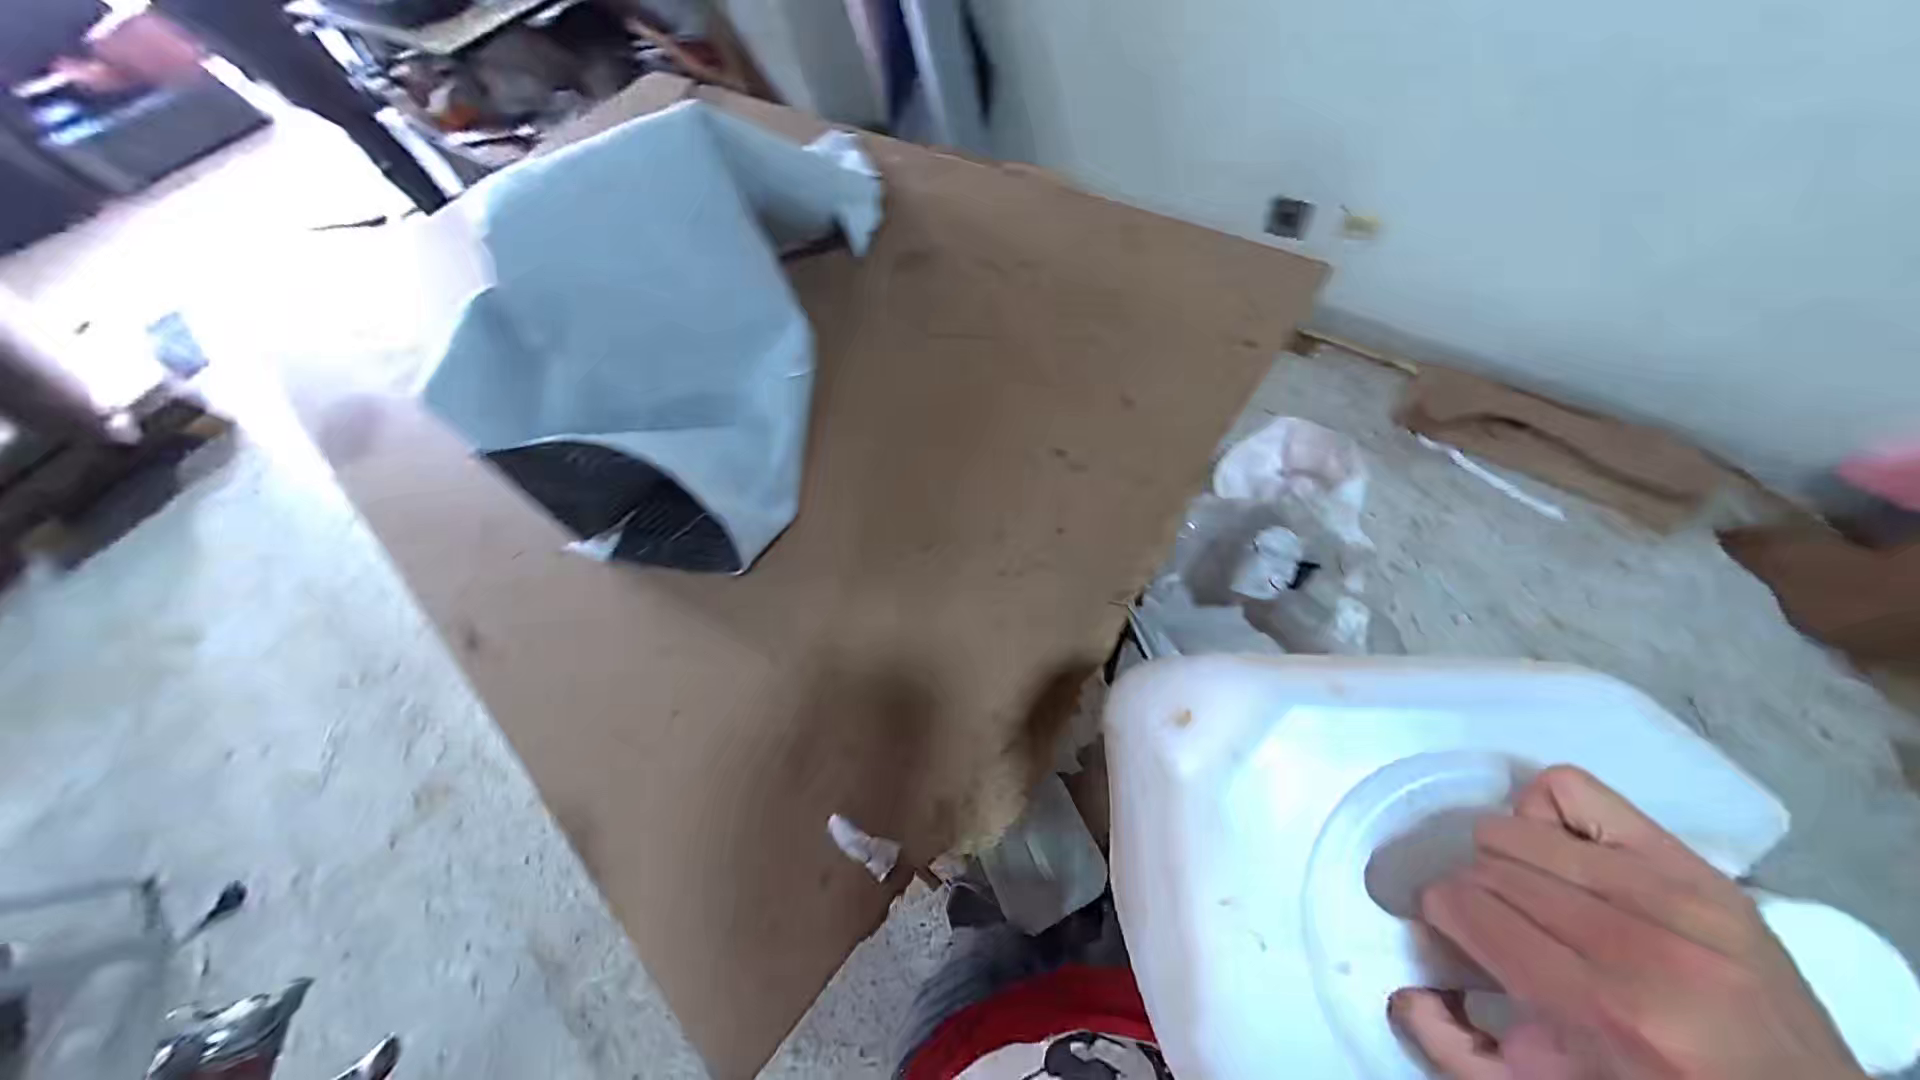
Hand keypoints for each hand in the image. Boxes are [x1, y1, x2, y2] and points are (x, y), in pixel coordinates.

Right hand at [1389, 765, 1864, 1079]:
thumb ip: (1449, 1046)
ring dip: (1504, 861)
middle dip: (1473, 895)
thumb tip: (1400, 986)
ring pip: (1512, 828)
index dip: (1445, 921)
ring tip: (1534, 899)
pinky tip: (1562, 856)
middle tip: (1499, 930)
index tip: (1461, 944)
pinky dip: (1542, 813)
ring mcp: (1683, 898)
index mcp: (1606, 1009)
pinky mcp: (1699, 868)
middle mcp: (1647, 946)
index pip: (1462, 904)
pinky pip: (1569, 788)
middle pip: (1485, 865)